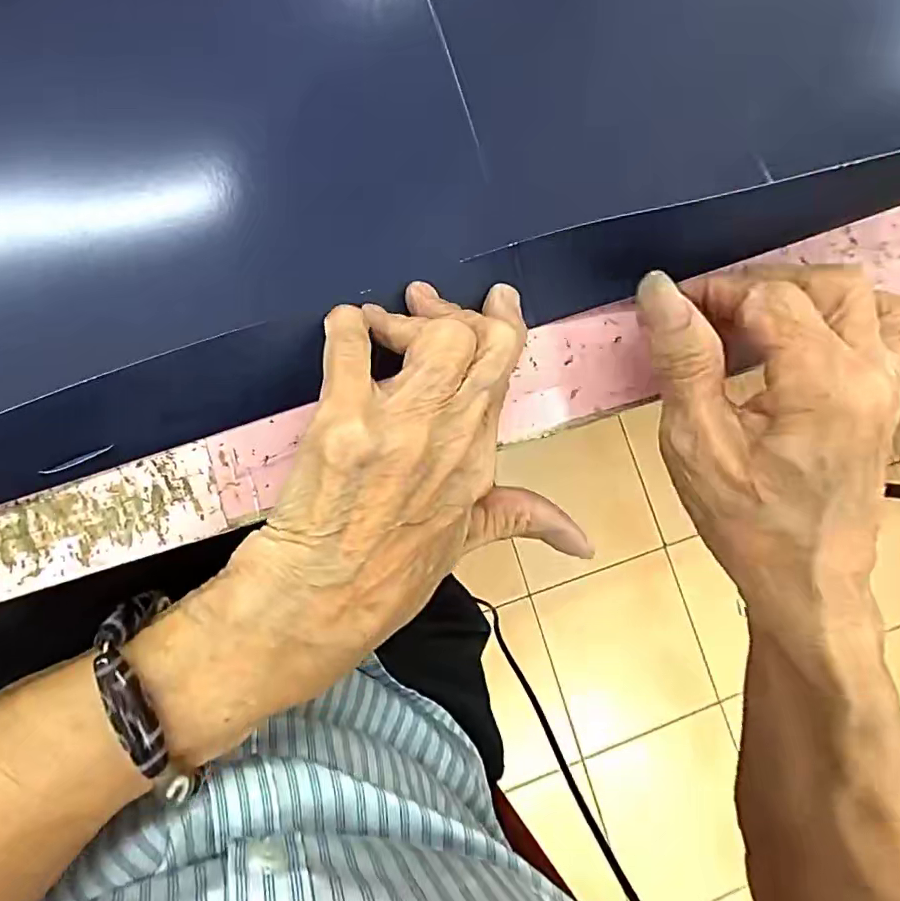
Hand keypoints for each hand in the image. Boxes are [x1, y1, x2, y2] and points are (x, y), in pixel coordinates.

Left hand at [197, 281, 589, 715]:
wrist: (320, 599)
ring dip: (401, 319)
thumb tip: (579, 539)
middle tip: (417, 303)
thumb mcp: (461, 544)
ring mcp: (398, 431)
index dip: (498, 324)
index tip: (490, 301)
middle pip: (476, 342)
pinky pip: (352, 350)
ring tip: (375, 325)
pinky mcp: (342, 425)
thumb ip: (516, 519)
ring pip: (434, 339)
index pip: (506, 368)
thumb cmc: (386, 575)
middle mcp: (448, 439)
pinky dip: (347, 327)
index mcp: (477, 459)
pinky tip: (341, 327)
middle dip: (449, 310)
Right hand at [633, 266, 899, 640]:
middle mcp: (873, 373)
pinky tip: (798, 338)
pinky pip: (894, 326)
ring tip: (749, 322)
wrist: (804, 575)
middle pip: (827, 285)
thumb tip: (660, 292)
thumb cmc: (743, 516)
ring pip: (869, 298)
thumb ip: (684, 359)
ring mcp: (890, 384)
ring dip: (802, 294)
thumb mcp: (695, 440)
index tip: (667, 310)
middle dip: (754, 287)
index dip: (713, 292)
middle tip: (701, 317)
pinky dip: (847, 314)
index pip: (772, 298)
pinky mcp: (888, 396)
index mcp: (825, 384)